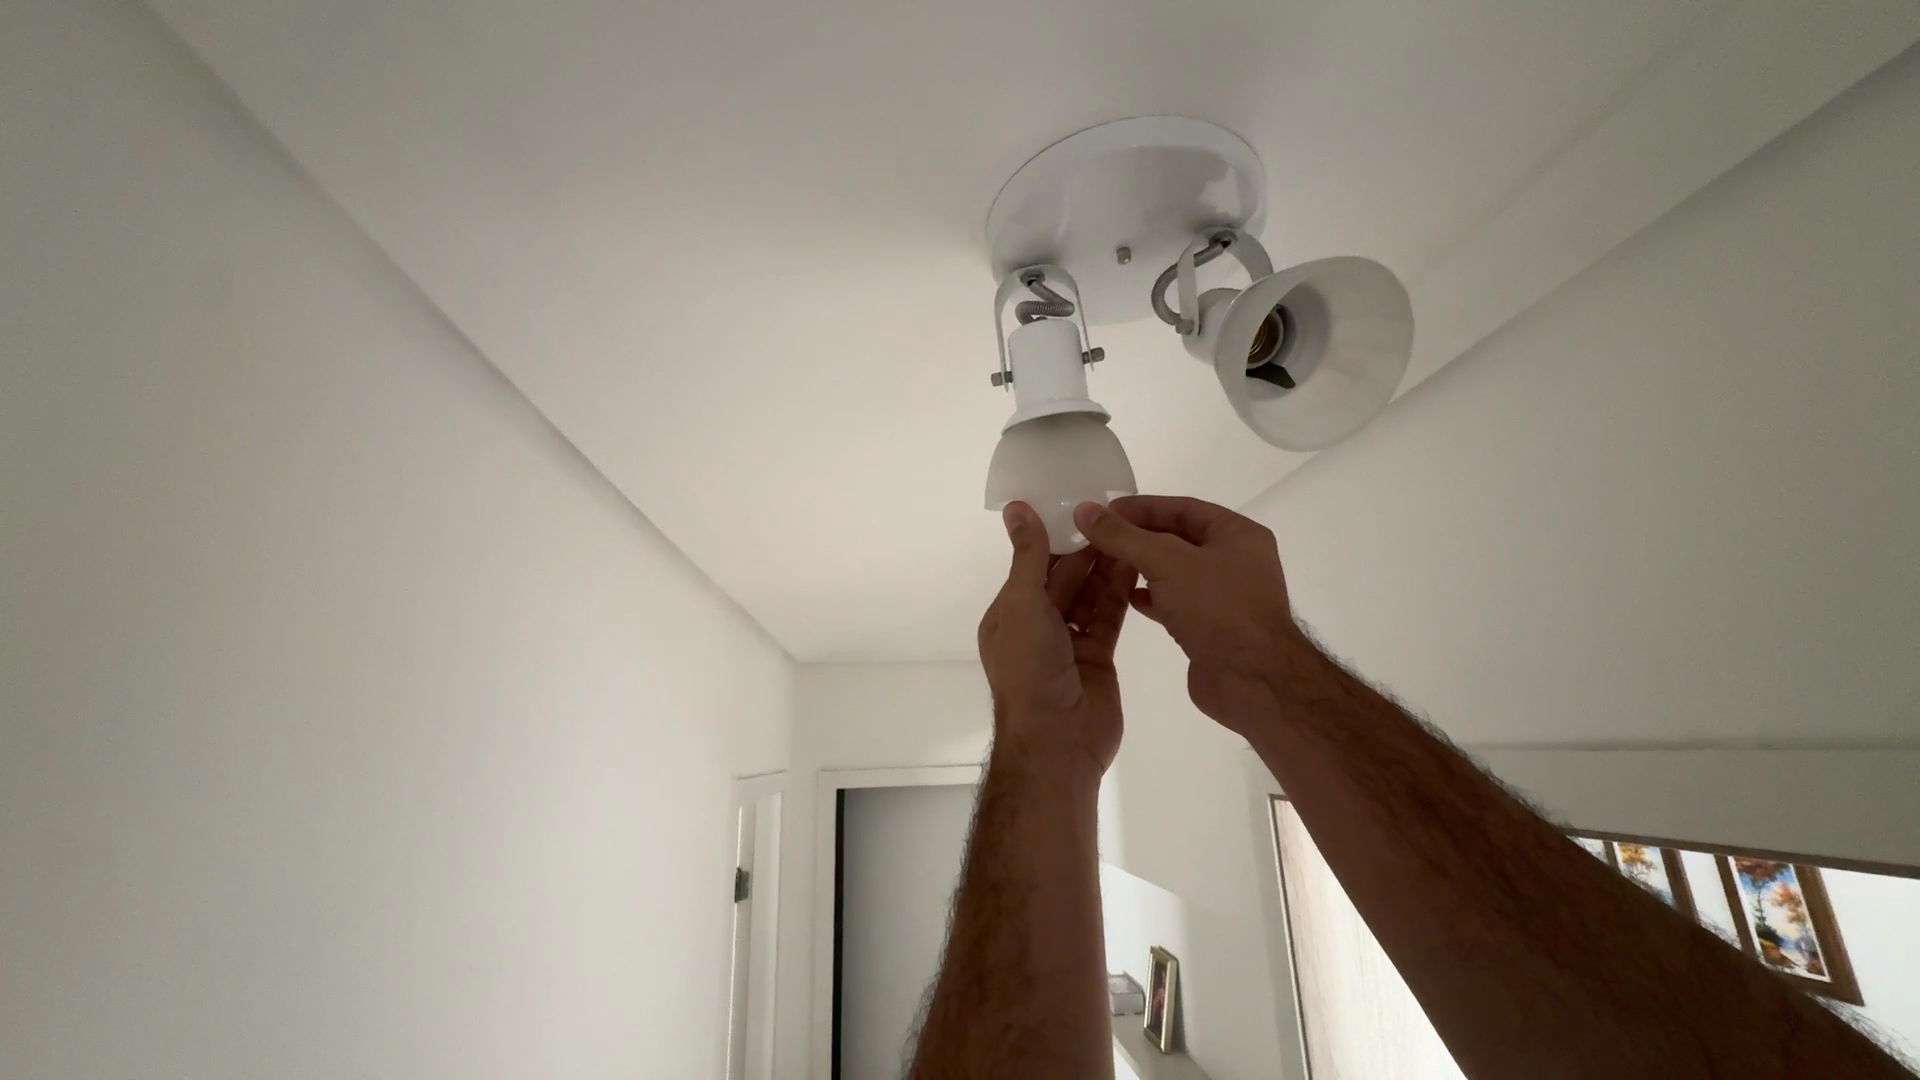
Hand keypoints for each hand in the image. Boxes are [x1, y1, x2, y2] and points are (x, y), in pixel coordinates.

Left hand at [978, 502, 1136, 777]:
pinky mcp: (1098, 656)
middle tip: (1116, 514)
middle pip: (1064, 579)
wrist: (1058, 739)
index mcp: (1008, 614)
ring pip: (1088, 595)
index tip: (1079, 506)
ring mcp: (1068, 643)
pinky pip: (1108, 616)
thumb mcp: (1022, 605)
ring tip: (1132, 531)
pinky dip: (1119, 592)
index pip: (1033, 565)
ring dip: (1105, 566)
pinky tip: (1137, 564)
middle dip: (1085, 549)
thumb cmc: (1030, 668)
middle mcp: (1036, 626)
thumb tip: (1017, 507)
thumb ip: (1029, 556)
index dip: (1054, 536)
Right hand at [1072, 496, 1308, 734]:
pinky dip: (1153, 598)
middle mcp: (1238, 561)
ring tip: (1107, 566)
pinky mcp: (1214, 628)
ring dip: (1143, 568)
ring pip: (1177, 573)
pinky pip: (1178, 603)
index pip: (1183, 509)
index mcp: (1238, 535)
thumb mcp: (1165, 561)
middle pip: (1179, 539)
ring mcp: (1227, 597)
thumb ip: (1123, 536)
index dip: (1143, 507)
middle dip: (1139, 538)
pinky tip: (1129, 599)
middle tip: (1100, 538)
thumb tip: (1084, 511)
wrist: (1250, 679)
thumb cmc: (1216, 607)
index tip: (1105, 512)